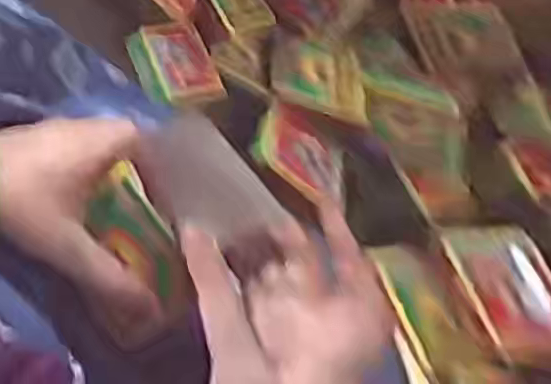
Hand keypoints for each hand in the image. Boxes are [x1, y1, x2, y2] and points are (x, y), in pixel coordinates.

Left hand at [0, 119, 160, 323]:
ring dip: (104, 169)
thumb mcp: (70, 247)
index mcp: (93, 141)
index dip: (155, 168)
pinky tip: (72, 199)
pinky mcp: (30, 136)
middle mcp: (75, 126)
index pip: (139, 137)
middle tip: (136, 207)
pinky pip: (70, 144)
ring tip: (107, 208)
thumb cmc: (26, 203)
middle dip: (133, 171)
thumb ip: (111, 277)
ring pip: (91, 140)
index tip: (157, 202)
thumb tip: (149, 306)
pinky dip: (81, 167)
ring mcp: (50, 127)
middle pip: (116, 137)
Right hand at [183, 205, 392, 383]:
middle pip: (308, 274)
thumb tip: (192, 228)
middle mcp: (315, 333)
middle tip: (242, 195)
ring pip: (275, 283)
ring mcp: (287, 341)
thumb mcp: (237, 355)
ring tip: (218, 210)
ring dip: (250, 249)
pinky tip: (207, 248)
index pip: (358, 285)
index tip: (321, 202)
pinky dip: (232, 273)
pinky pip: (249, 299)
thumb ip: (214, 288)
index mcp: (332, 338)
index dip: (346, 244)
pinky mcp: (257, 350)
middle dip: (281, 234)